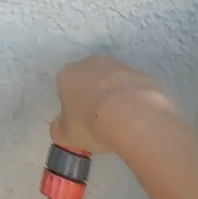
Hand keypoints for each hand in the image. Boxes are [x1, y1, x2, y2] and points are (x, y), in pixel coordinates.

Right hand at [49, 54, 178, 154]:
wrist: (132, 116)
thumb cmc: (91, 124)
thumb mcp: (66, 135)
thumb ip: (58, 129)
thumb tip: (58, 128)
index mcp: (67, 75)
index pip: (65, 87)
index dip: (72, 105)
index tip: (80, 121)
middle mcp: (89, 63)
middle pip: (88, 79)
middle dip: (92, 95)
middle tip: (99, 120)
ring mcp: (116, 65)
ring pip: (111, 81)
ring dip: (113, 95)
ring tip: (120, 121)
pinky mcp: (139, 73)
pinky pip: (131, 87)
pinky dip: (132, 99)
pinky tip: (136, 116)